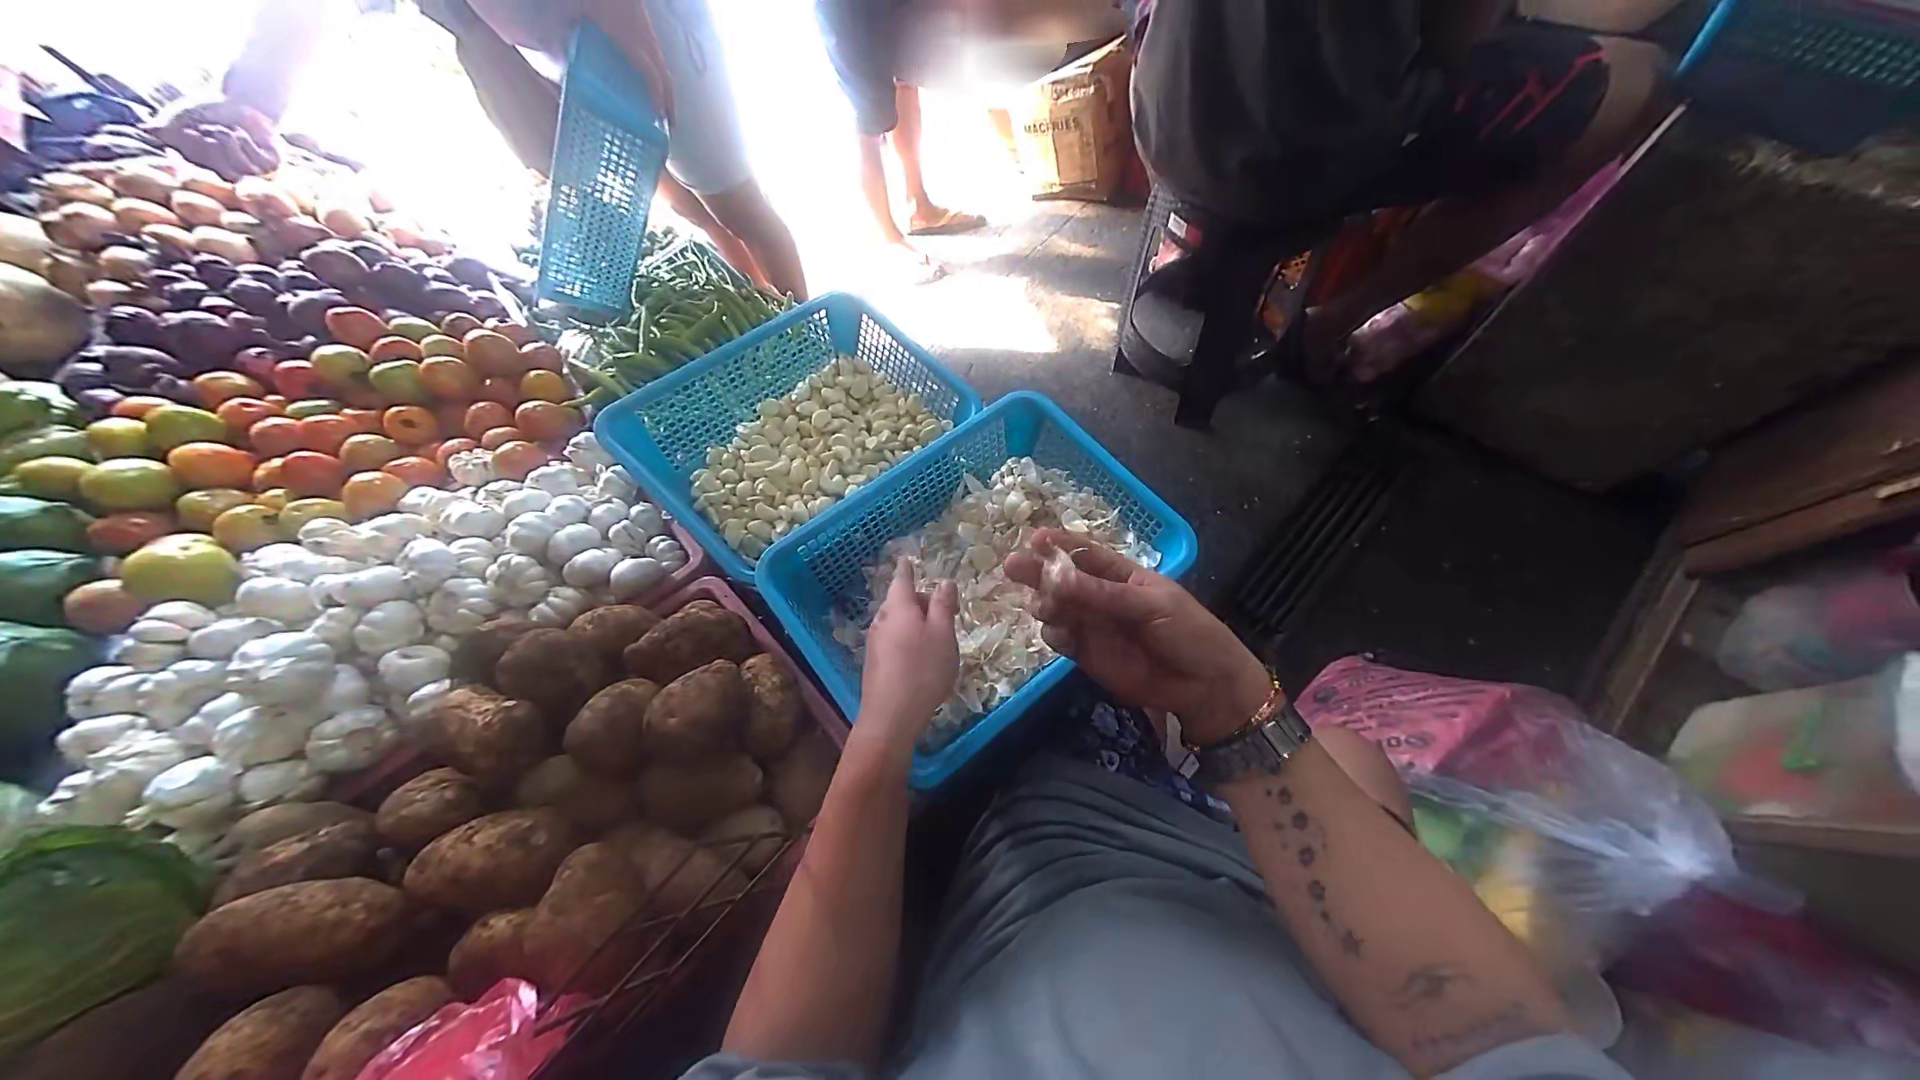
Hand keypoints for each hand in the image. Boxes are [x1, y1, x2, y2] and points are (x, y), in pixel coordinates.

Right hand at [148, 98, 280, 178]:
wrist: (233, 104)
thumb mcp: (178, 121)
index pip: (199, 172)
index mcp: (205, 170)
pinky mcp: (272, 166)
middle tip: (208, 129)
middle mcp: (230, 176)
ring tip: (225, 130)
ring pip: (240, 165)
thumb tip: (147, 130)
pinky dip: (243, 140)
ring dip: (226, 139)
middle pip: (221, 170)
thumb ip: (165, 130)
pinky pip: (256, 157)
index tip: (189, 131)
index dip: (193, 151)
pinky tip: (242, 135)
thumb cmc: (202, 114)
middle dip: (210, 144)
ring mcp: (253, 173)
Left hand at [857, 558, 957, 750]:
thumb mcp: (943, 633)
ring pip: (898, 622)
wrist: (890, 716)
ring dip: (916, 624)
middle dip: (921, 602)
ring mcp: (875, 642)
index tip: (908, 558)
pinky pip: (894, 640)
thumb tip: (944, 582)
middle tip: (946, 614)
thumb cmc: (922, 669)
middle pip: (902, 601)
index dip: (908, 568)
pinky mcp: (874, 663)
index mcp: (899, 607)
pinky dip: (908, 640)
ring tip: (938, 640)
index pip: (903, 578)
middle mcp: (882, 619)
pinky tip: (921, 660)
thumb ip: (943, 605)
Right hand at [1005, 530, 1270, 745]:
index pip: (1085, 553)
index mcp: (1121, 574)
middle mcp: (1099, 596)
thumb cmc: (1189, 632)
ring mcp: (1091, 624)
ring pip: (1054, 607)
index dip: (1060, 545)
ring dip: (1044, 603)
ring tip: (1045, 607)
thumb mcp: (1151, 605)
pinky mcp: (1085, 653)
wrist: (1205, 686)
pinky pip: (1059, 638)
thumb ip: (1103, 594)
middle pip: (1061, 579)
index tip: (1035, 539)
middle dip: (1037, 571)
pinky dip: (1053, 633)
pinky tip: (1059, 634)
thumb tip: (1059, 578)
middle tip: (1014, 567)